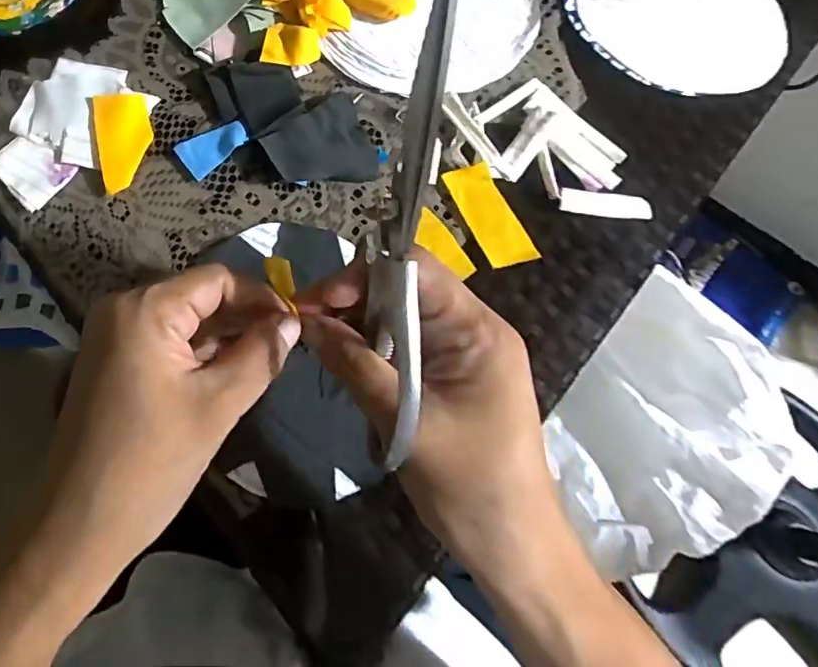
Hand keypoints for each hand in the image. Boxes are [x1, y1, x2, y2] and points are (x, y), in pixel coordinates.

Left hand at [38, 264, 299, 571]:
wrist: (82, 514)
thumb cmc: (153, 460)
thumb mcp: (216, 406)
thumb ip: (258, 356)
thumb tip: (291, 321)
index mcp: (143, 307)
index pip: (213, 280)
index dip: (259, 295)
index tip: (297, 323)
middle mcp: (121, 305)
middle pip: (194, 294)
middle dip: (241, 314)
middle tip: (288, 342)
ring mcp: (110, 330)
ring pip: (177, 317)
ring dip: (220, 332)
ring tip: (267, 355)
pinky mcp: (109, 355)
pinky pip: (159, 337)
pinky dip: (192, 348)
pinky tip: (228, 366)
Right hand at [296, 251, 555, 569]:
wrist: (513, 549)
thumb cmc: (470, 483)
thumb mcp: (403, 419)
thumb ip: (354, 363)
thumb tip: (305, 321)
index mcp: (477, 331)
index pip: (414, 268)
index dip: (361, 275)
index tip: (319, 303)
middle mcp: (469, 329)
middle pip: (398, 286)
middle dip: (349, 299)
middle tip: (305, 324)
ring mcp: (457, 350)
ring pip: (392, 312)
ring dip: (352, 323)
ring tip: (318, 344)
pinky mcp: (444, 370)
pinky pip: (397, 339)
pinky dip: (365, 345)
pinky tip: (342, 361)